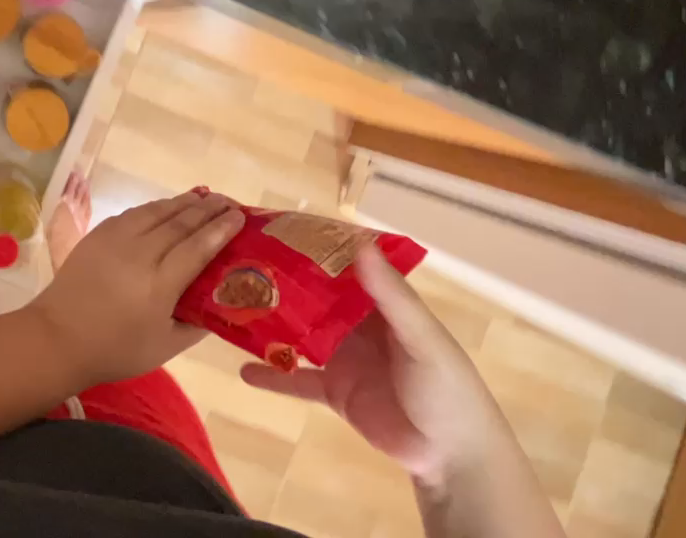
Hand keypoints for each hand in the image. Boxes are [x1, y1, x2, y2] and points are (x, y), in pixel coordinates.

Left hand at [27, 188, 244, 386]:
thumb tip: (221, 304)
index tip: (240, 217)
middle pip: (181, 222)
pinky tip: (167, 206)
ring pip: (157, 211)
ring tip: (205, 196)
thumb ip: (195, 324)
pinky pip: (135, 213)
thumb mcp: (164, 347)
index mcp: (159, 284)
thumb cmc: (114, 350)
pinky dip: (156, 207)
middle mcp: (140, 254)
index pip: (198, 247)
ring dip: (184, 202)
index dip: (221, 229)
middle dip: (208, 209)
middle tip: (230, 201)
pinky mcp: (98, 233)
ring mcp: (116, 239)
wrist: (58, 337)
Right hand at [240, 245, 503, 483]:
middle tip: (241, 262)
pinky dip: (272, 376)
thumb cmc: (446, 388)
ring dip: (272, 322)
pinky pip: (296, 380)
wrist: (452, 457)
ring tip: (233, 305)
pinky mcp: (333, 391)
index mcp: (381, 303)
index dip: (316, 248)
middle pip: (315, 297)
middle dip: (283, 281)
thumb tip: (360, 246)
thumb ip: (392, 296)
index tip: (280, 228)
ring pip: (299, 333)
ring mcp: (343, 357)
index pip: (344, 266)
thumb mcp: (422, 338)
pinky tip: (242, 370)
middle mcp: (357, 324)